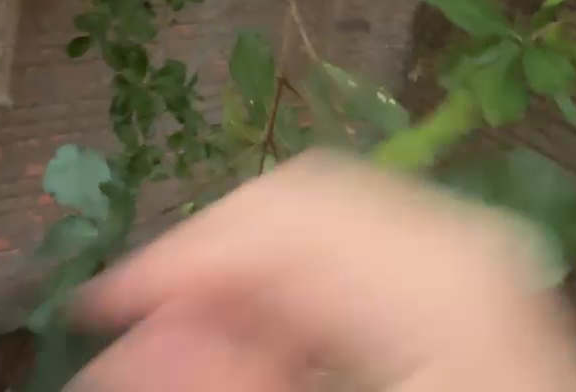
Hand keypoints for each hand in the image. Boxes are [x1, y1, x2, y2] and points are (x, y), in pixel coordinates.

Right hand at [75, 154, 575, 391]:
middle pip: (302, 201)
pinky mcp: (469, 272)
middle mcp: (465, 238)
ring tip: (190, 338)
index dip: (182, 255)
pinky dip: (298, 286)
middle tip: (141, 329)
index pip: (285, 221)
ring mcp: (474, 248)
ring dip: (247, 273)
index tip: (101, 305)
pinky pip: (360, 245)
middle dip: (210, 258)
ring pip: (324, 217)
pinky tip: (264, 336)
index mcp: (448, 274)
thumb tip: (134, 343)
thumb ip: (238, 381)